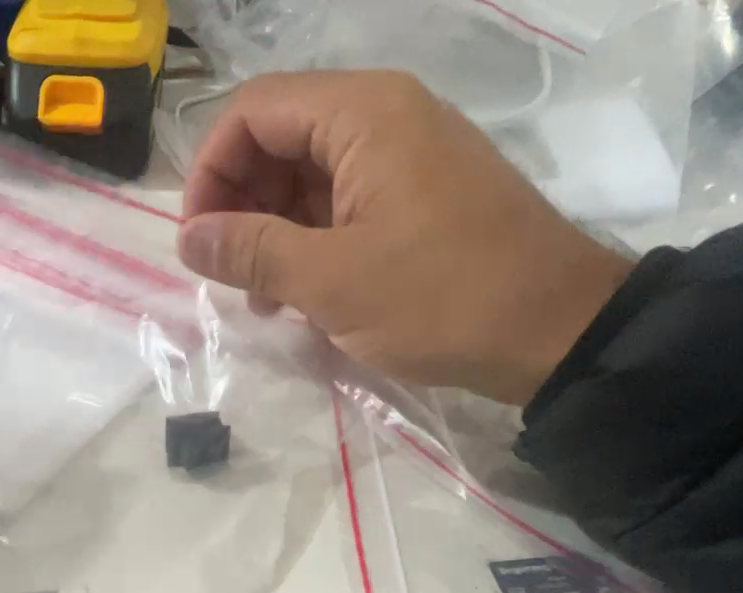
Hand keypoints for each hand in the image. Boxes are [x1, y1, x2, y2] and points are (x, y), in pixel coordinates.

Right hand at [177, 70, 632, 405]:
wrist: (554, 331)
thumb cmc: (440, 298)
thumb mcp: (330, 281)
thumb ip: (250, 251)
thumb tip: (187, 239)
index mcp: (362, 114)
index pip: (252, 112)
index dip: (210, 172)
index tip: (197, 240)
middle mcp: (383, 117)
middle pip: (278, 139)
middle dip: (240, 205)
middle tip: (227, 274)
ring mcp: (406, 156)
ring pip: (307, 176)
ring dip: (271, 231)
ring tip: (262, 298)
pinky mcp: (419, 196)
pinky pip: (343, 203)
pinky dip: (310, 242)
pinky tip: (302, 296)